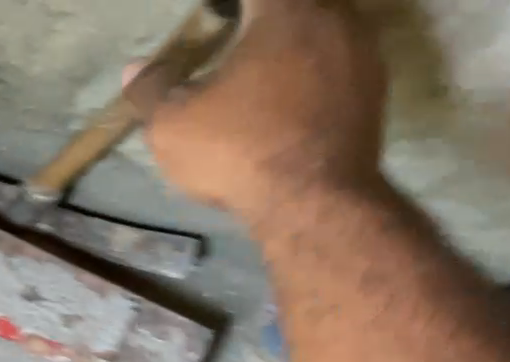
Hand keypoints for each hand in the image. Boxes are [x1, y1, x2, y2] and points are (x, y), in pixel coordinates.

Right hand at [126, 0, 388, 227]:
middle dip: (263, 18)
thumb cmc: (233, 148)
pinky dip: (309, 69)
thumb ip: (152, 89)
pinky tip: (283, 99)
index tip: (210, 17)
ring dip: (289, 42)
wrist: (309, 193)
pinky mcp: (373, 85)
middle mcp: (335, 17)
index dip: (225, 7)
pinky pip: (336, 59)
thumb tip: (136, 67)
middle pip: (296, 4)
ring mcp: (362, 50)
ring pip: (322, 27)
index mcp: (285, 14)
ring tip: (257, 69)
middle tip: (232, 35)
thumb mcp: (170, 124)